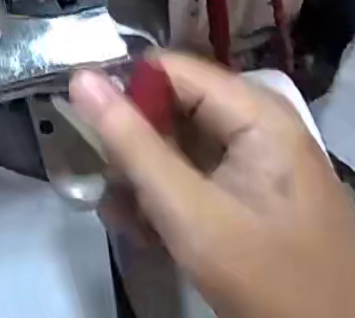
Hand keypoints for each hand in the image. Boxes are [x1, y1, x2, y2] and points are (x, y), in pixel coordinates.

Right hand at [69, 53, 354, 317]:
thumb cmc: (275, 287)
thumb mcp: (190, 214)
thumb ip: (131, 142)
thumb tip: (79, 76)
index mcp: (257, 114)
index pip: (168, 68)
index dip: (122, 86)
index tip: (83, 119)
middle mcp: (259, 126)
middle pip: (171, 104)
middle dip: (130, 139)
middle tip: (99, 174)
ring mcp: (259, 165)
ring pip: (178, 143)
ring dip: (142, 174)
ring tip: (118, 212)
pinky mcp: (255, 198)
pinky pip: (196, 175)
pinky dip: (165, 196)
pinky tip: (142, 229)